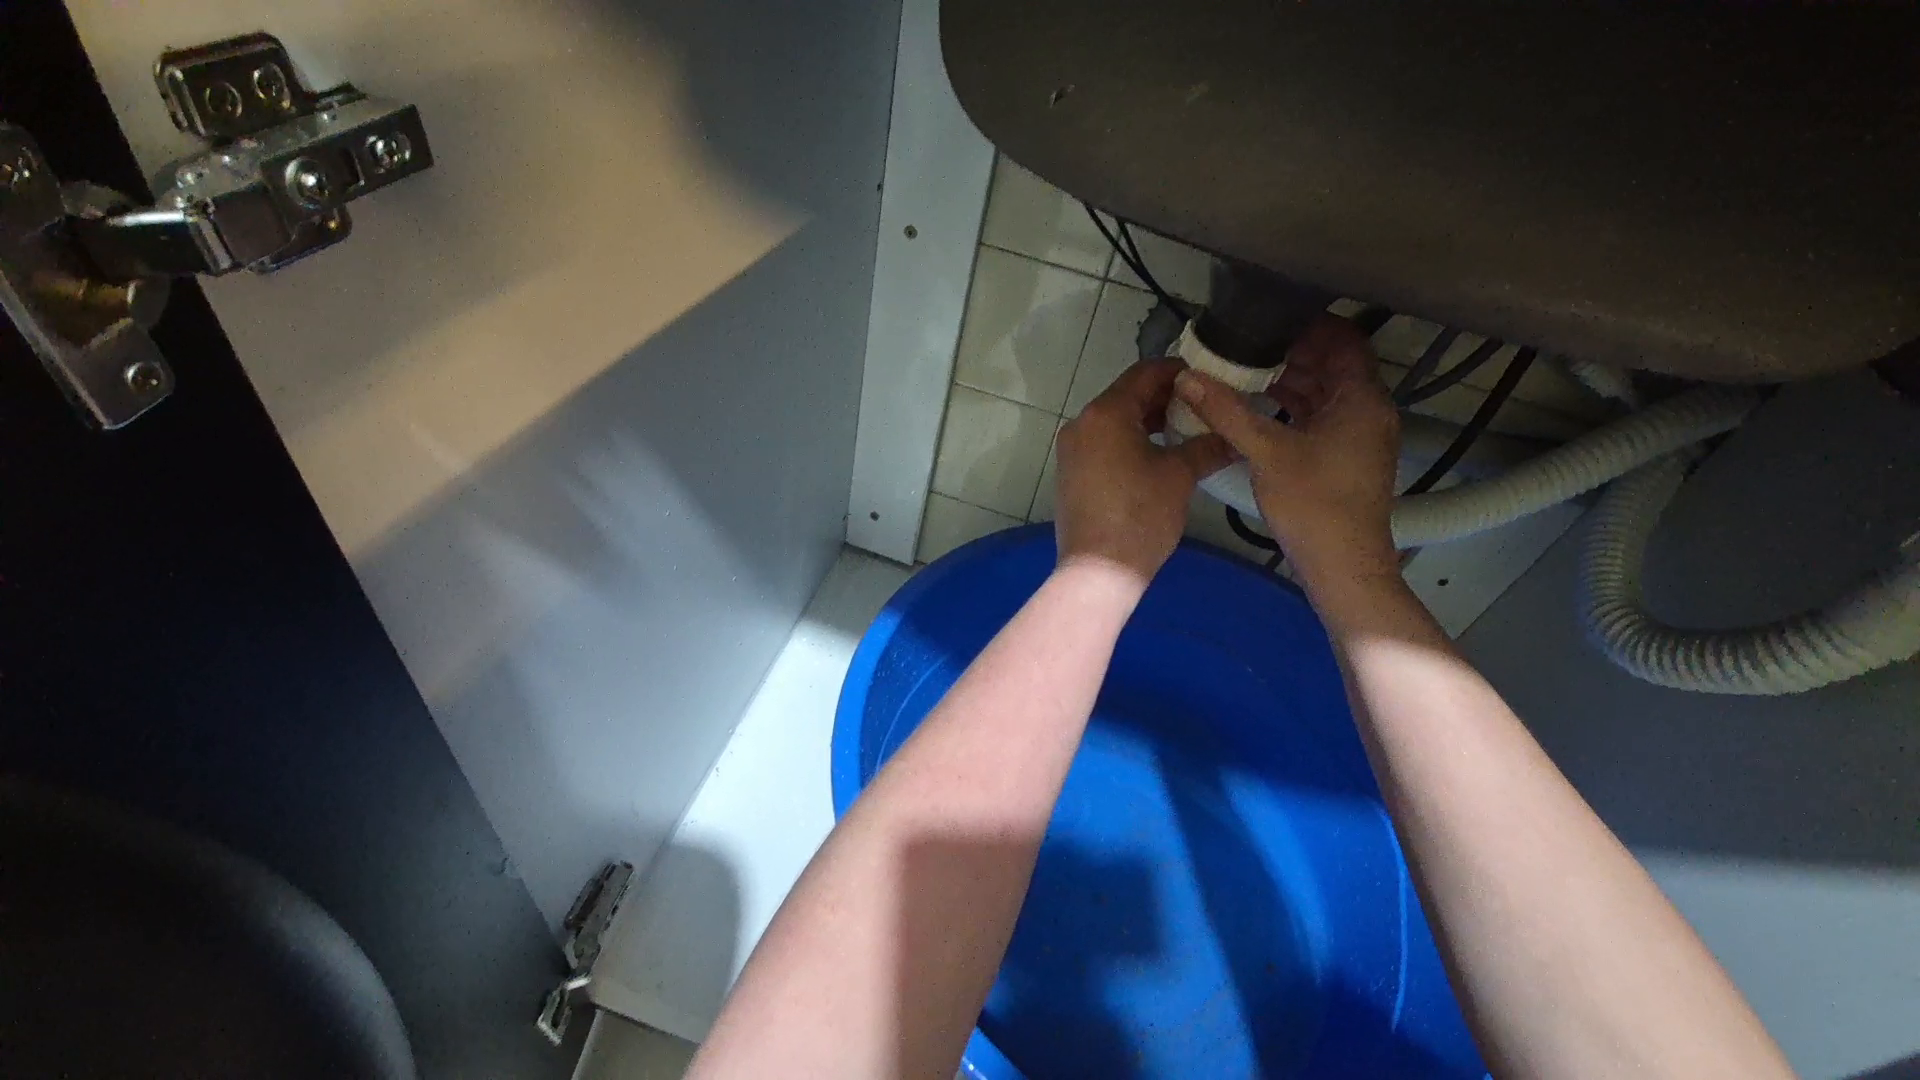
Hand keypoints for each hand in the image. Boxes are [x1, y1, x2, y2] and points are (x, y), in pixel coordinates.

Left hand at [1054, 358, 1233, 585]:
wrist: (1099, 570)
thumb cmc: (1140, 516)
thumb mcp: (1179, 476)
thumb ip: (1207, 447)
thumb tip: (1234, 436)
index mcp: (1105, 413)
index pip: (1145, 373)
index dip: (1179, 372)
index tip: (1208, 379)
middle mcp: (1082, 423)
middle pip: (1127, 395)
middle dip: (1166, 398)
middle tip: (1203, 406)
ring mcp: (1072, 449)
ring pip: (1115, 420)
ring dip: (1149, 421)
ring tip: (1186, 431)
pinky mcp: (1071, 472)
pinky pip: (1103, 443)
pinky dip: (1130, 440)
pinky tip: (1158, 455)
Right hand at [1173, 315, 1400, 587]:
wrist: (1342, 564)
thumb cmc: (1313, 504)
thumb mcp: (1265, 452)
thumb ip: (1226, 411)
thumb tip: (1187, 378)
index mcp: (1361, 399)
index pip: (1345, 341)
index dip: (1311, 324)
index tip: (1271, 317)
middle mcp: (1369, 411)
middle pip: (1335, 366)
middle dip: (1293, 353)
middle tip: (1249, 344)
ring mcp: (1361, 436)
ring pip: (1328, 393)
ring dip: (1293, 381)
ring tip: (1247, 372)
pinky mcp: (1347, 457)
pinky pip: (1323, 417)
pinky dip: (1296, 408)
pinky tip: (1261, 409)